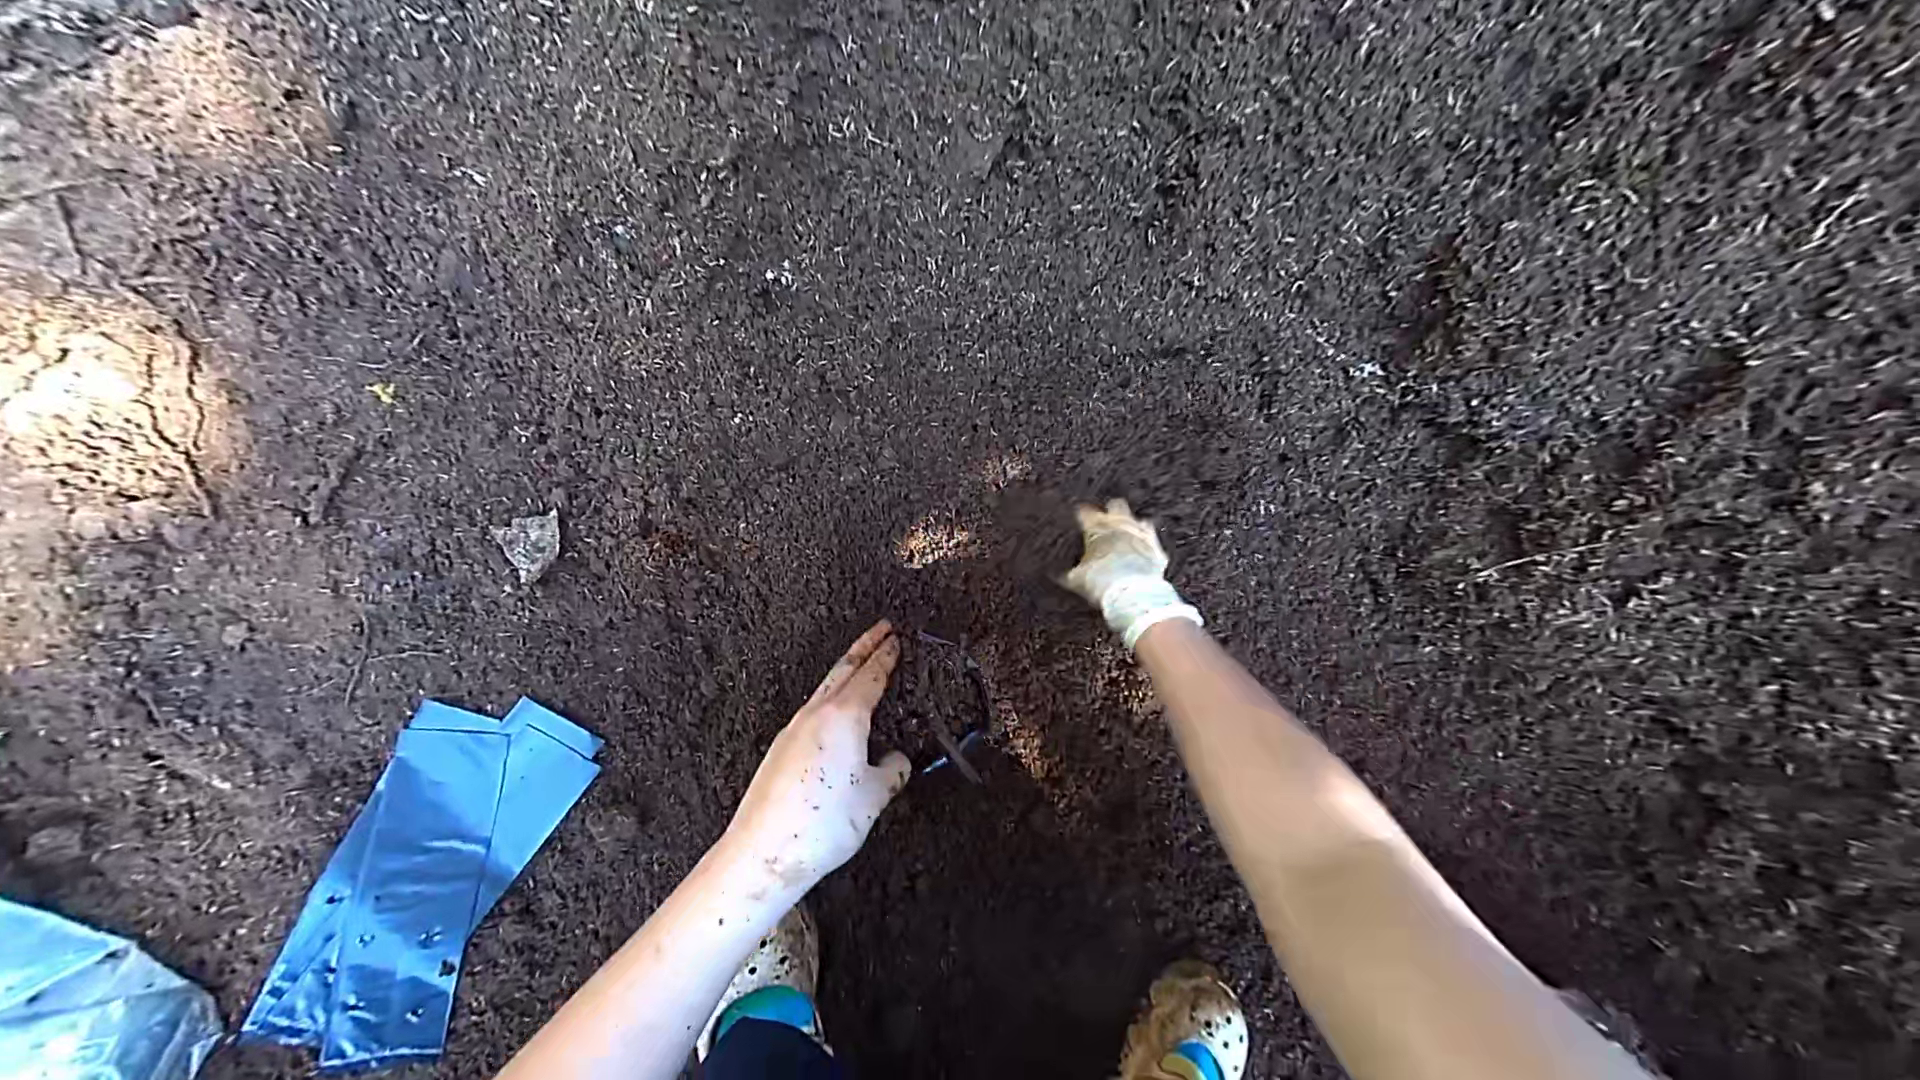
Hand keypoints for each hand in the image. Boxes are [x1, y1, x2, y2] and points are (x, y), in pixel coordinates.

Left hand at [724, 620, 911, 892]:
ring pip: (826, 686)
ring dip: (846, 668)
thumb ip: (893, 771)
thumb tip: (897, 761)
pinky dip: (831, 696)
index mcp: (844, 717)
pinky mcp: (782, 747)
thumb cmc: (818, 825)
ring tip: (861, 661)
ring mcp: (795, 729)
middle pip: (844, 668)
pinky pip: (813, 708)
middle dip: (865, 645)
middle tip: (881, 628)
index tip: (896, 639)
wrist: (763, 852)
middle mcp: (816, 715)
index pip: (872, 675)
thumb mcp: (874, 797)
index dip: (887, 655)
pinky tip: (836, 711)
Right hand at [1062, 498, 1170, 606]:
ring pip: (1136, 519)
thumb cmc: (1100, 581)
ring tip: (1126, 536)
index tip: (1081, 519)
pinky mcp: (1155, 546)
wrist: (1131, 591)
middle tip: (1107, 523)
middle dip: (1111, 512)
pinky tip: (1144, 548)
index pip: (1086, 513)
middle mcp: (1119, 524)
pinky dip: (1146, 541)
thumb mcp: (1079, 579)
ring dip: (1131, 527)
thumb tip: (1068, 576)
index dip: (1083, 516)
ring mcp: (1139, 533)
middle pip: (1116, 506)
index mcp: (1096, 528)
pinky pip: (1151, 537)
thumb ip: (1075, 572)